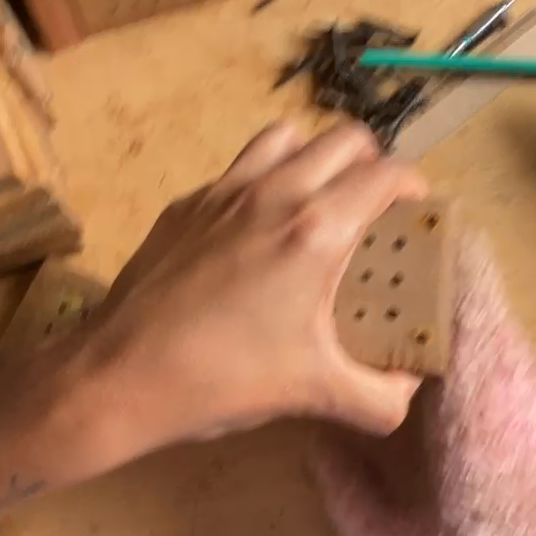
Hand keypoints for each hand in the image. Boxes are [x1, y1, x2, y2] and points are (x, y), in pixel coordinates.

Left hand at [64, 122, 426, 464]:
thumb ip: (378, 397)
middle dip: (369, 163)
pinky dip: (259, 183)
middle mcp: (272, 193)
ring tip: (312, 204)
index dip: (412, 186)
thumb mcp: (314, 394)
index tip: (415, 212)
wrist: (120, 375)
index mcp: (315, 230)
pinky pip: (235, 171)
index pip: (384, 174)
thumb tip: (408, 393)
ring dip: (311, 158)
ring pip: (284, 138)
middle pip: (341, 139)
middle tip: (370, 207)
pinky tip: (249, 235)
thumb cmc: (223, 381)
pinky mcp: (183, 206)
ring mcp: (220, 192)